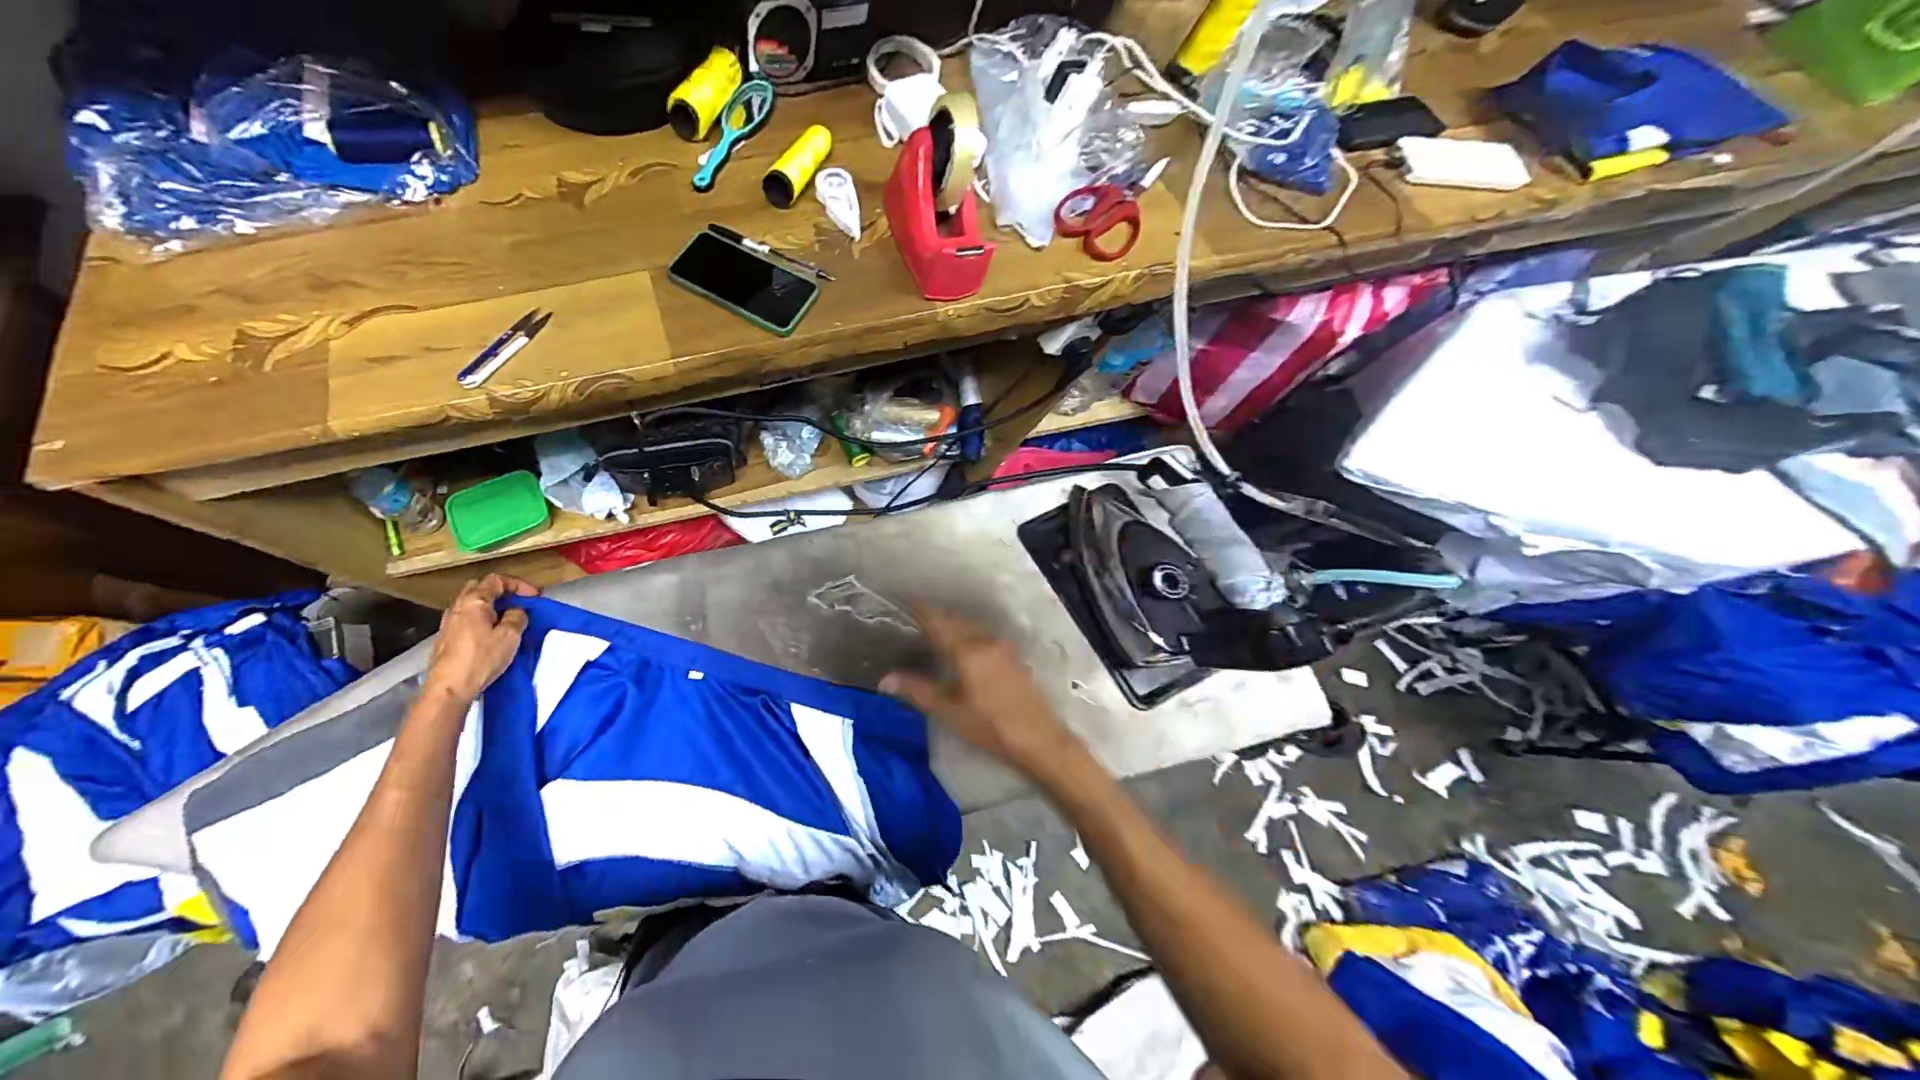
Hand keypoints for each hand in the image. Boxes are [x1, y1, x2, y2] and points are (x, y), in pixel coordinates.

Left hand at [423, 574, 538, 703]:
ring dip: (489, 606)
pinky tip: (489, 634)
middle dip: (501, 592)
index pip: (496, 580)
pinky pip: (465, 619)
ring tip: (506, 619)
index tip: (534, 597)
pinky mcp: (445, 638)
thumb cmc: (482, 658)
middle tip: (518, 604)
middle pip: (479, 587)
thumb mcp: (510, 636)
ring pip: (470, 604)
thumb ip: (517, 617)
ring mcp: (448, 622)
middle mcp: (457, 607)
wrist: (448, 688)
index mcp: (474, 601)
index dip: (518, 584)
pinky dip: (480, 619)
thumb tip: (516, 611)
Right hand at [881, 606, 1082, 776]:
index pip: (939, 622)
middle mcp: (986, 642)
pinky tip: (962, 648)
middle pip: (956, 621)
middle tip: (915, 614)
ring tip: (935, 629)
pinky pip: (984, 637)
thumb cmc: (991, 728)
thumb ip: (918, 691)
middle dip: (936, 615)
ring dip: (953, 624)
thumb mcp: (950, 712)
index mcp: (968, 650)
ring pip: (972, 627)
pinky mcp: (1014, 659)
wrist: (1041, 740)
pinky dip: (967, 635)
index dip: (922, 609)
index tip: (906, 598)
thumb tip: (885, 679)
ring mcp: (1004, 649)